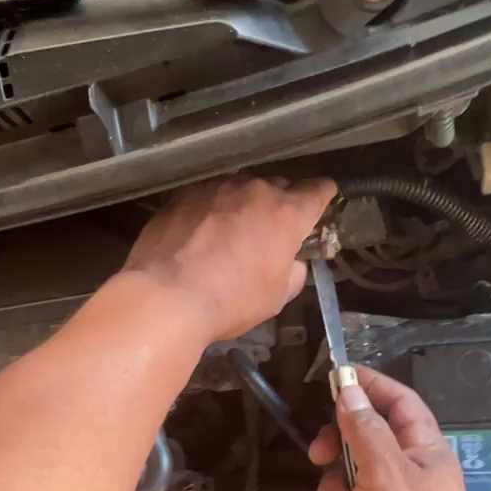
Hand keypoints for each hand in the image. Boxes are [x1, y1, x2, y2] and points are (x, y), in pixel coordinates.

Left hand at [118, 176, 336, 342]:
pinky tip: (201, 233)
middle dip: (279, 205)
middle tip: (271, 231)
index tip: (323, 200)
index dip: (323, 197)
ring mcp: (215, 188)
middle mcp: (253, 191)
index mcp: (285, 214)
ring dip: (242, 206)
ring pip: (239, 189)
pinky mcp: (183, 194)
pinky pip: (208, 196)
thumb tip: (292, 262)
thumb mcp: (275, 298)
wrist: (167, 297)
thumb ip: (293, 272)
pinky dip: (211, 209)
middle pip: (277, 187)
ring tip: (232, 233)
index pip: (317, 192)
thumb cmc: (229, 302)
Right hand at [310, 366, 490, 490]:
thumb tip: (349, 391)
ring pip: (347, 478)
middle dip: (337, 448)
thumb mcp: (385, 472)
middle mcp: (408, 470)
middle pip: (364, 439)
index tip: (336, 377)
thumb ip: (364, 430)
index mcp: (423, 449)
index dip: (369, 385)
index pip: (397, 401)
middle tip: (318, 454)